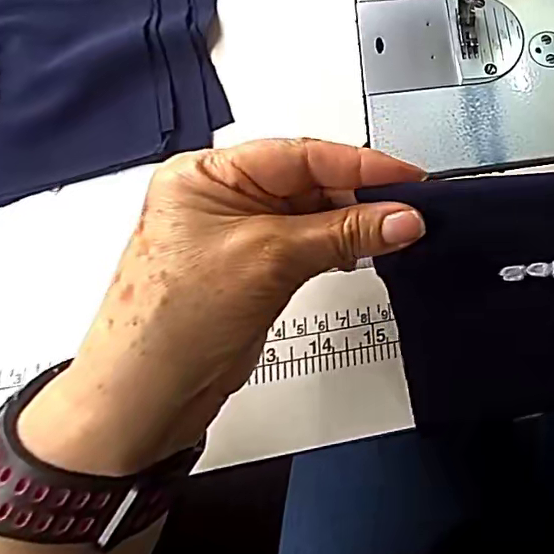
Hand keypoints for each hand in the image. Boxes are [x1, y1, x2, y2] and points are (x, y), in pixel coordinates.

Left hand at [18, 139, 425, 474]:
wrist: (145, 398)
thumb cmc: (168, 325)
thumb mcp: (267, 260)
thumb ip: (340, 233)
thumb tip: (399, 216)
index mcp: (207, 174)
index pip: (299, 154)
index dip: (360, 164)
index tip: (406, 177)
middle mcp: (221, 198)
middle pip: (308, 180)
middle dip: (359, 195)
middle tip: (408, 209)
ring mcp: (238, 234)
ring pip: (311, 214)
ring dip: (353, 223)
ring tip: (396, 231)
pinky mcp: (253, 267)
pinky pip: (306, 244)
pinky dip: (337, 246)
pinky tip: (363, 250)